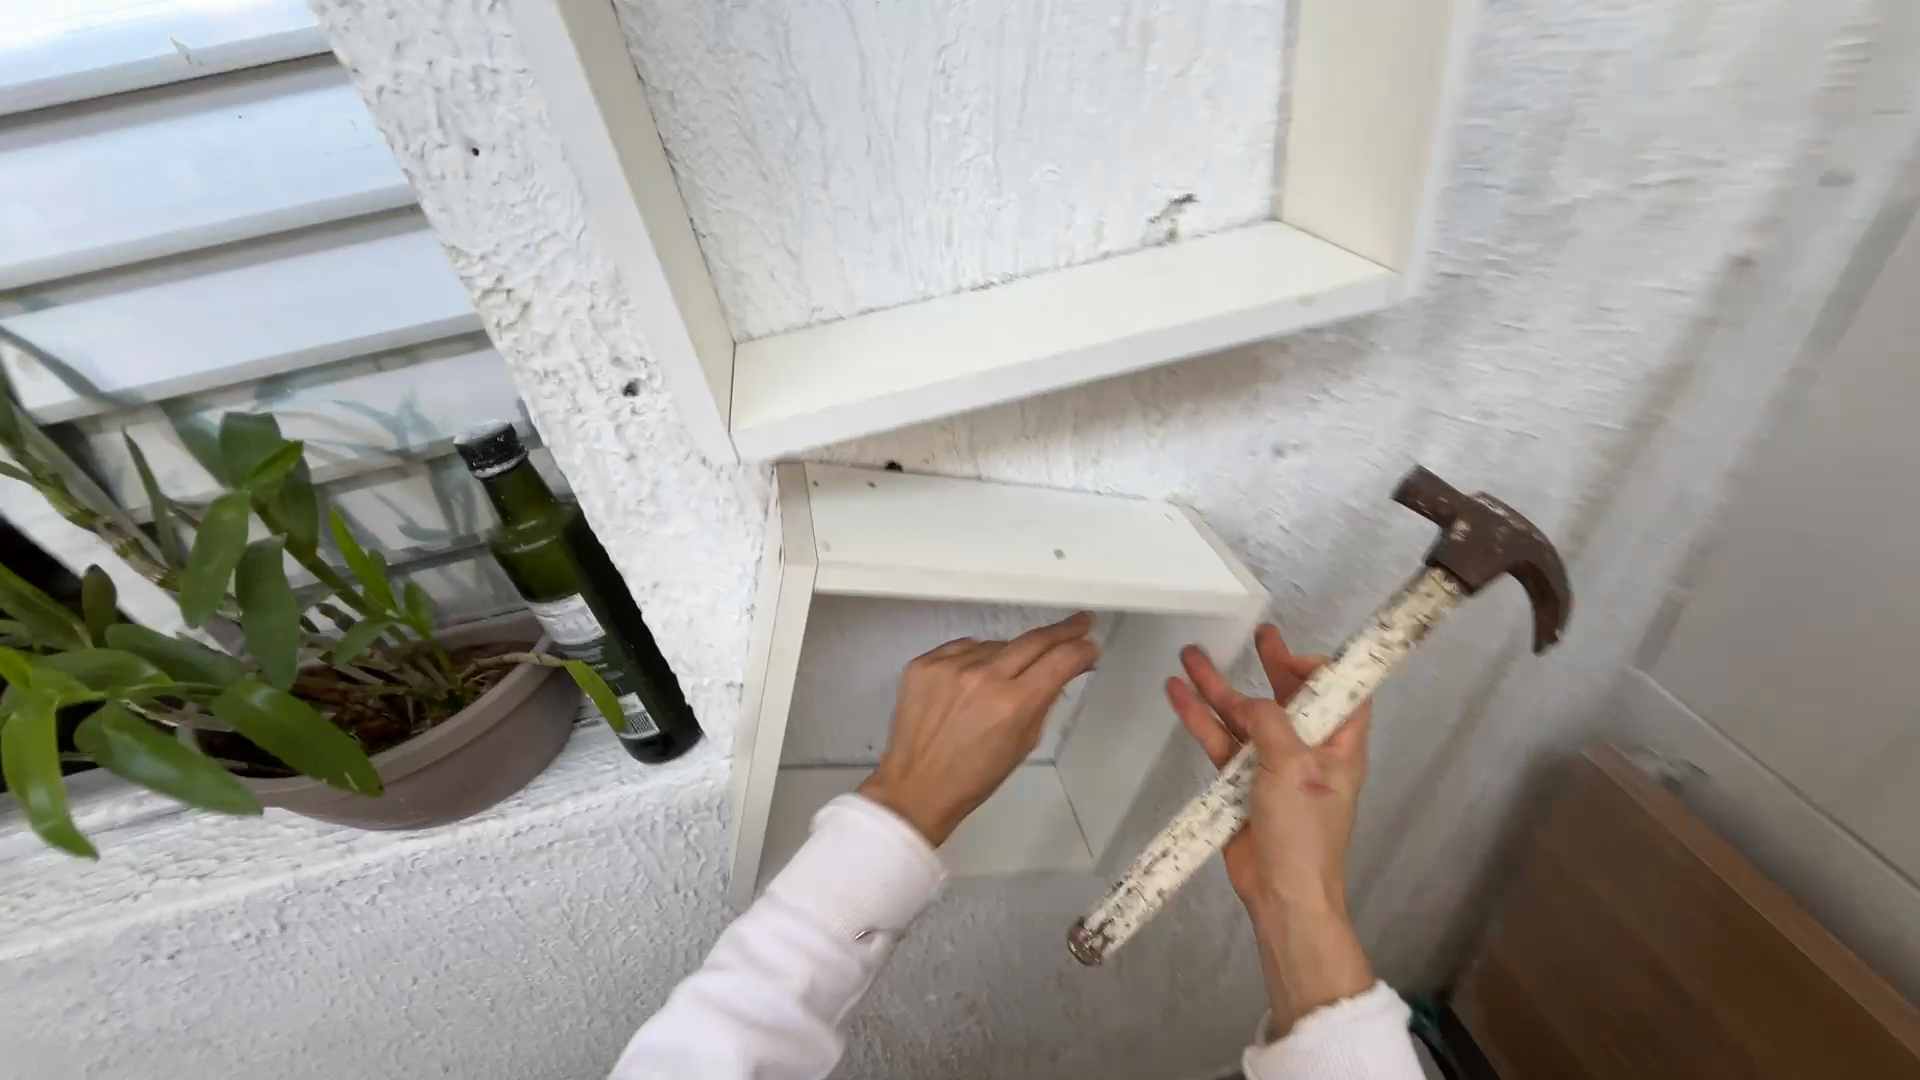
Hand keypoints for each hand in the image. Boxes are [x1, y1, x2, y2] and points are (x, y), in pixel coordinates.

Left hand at [858, 613, 1098, 845]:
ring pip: (996, 644)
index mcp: (1014, 704)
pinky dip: (975, 658)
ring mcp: (950, 666)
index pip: (1060, 660)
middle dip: (1062, 631)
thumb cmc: (976, 775)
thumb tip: (1064, 669)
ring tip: (1004, 679)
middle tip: (1080, 622)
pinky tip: (973, 678)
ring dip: (1010, 654)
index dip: (1080, 649)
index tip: (1089, 644)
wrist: (916, 786)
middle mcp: (984, 677)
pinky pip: (963, 647)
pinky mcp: (924, 663)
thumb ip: (1044, 701)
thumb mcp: (1023, 743)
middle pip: (1033, 640)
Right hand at [1167, 623, 1373, 1029]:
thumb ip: (1270, 723)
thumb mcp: (1294, 767)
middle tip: (1258, 636)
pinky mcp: (1238, 782)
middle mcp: (1306, 749)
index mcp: (1338, 745)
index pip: (1341, 694)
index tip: (1288, 656)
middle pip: (1289, 697)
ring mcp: (1270, 765)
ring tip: (1192, 656)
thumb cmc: (1304, 833)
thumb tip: (1247, 703)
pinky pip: (1218, 741)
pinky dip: (1198, 718)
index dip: (1319, 669)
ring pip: (1242, 716)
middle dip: (1270, 666)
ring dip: (1217, 688)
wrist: (1282, 893)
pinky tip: (1178, 695)